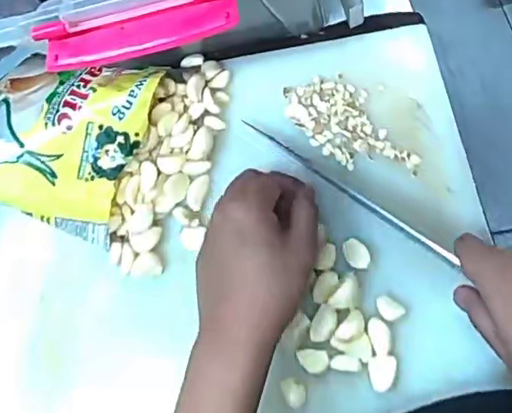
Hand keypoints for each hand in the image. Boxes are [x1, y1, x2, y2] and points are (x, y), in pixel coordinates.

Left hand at [176, 171, 318, 412]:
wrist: (233, 333)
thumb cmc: (273, 289)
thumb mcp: (302, 249)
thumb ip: (306, 212)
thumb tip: (304, 191)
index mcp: (246, 202)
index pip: (272, 179)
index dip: (292, 187)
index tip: (306, 204)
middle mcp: (223, 206)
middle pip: (249, 181)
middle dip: (272, 189)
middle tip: (290, 214)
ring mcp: (210, 226)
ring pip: (235, 199)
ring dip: (255, 203)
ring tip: (274, 231)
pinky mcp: (205, 246)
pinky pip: (225, 220)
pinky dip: (241, 221)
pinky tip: (254, 249)